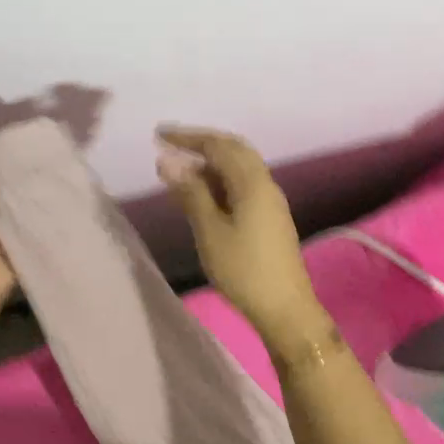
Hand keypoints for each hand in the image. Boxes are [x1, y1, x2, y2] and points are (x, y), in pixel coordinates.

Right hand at [157, 127, 326, 338]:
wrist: (284, 307)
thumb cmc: (243, 270)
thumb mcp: (210, 231)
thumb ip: (190, 193)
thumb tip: (167, 161)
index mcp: (252, 182)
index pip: (218, 145)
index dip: (188, 137)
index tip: (159, 135)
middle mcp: (265, 184)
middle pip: (233, 151)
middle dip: (201, 145)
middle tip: (170, 147)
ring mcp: (270, 202)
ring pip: (239, 170)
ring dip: (210, 165)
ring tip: (179, 174)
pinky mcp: (270, 219)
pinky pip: (242, 187)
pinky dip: (220, 182)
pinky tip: (202, 196)